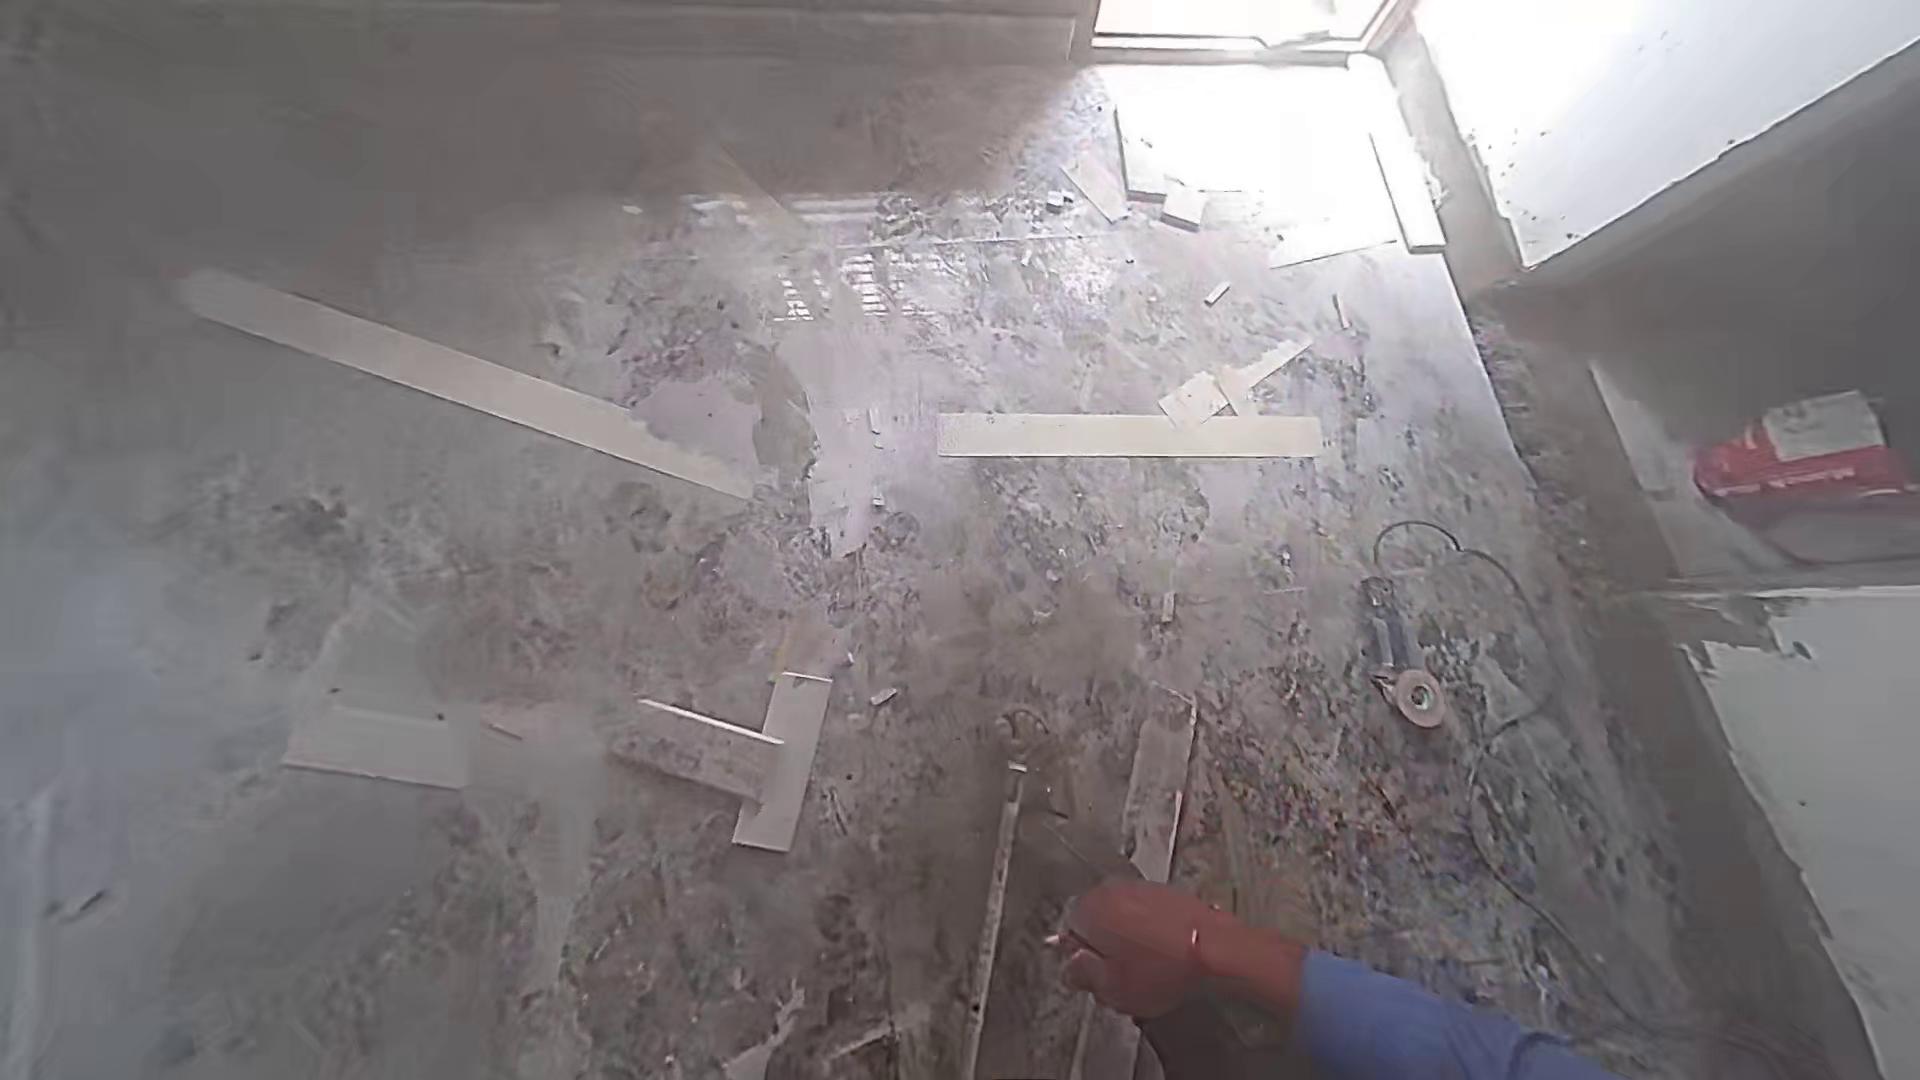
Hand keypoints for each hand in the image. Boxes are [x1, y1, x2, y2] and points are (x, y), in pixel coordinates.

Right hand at [1051, 880, 1233, 1018]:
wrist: (1209, 944)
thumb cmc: (1159, 967)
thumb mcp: (1113, 988)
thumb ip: (1083, 975)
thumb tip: (1069, 967)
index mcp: (1089, 910)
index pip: (1070, 934)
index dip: (1084, 961)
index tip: (1099, 979)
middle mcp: (1107, 890)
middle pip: (1095, 922)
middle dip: (1105, 948)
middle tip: (1123, 978)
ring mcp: (1136, 887)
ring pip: (1120, 916)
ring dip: (1127, 938)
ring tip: (1147, 967)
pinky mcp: (1161, 890)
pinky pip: (1143, 912)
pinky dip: (1148, 929)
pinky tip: (1163, 952)